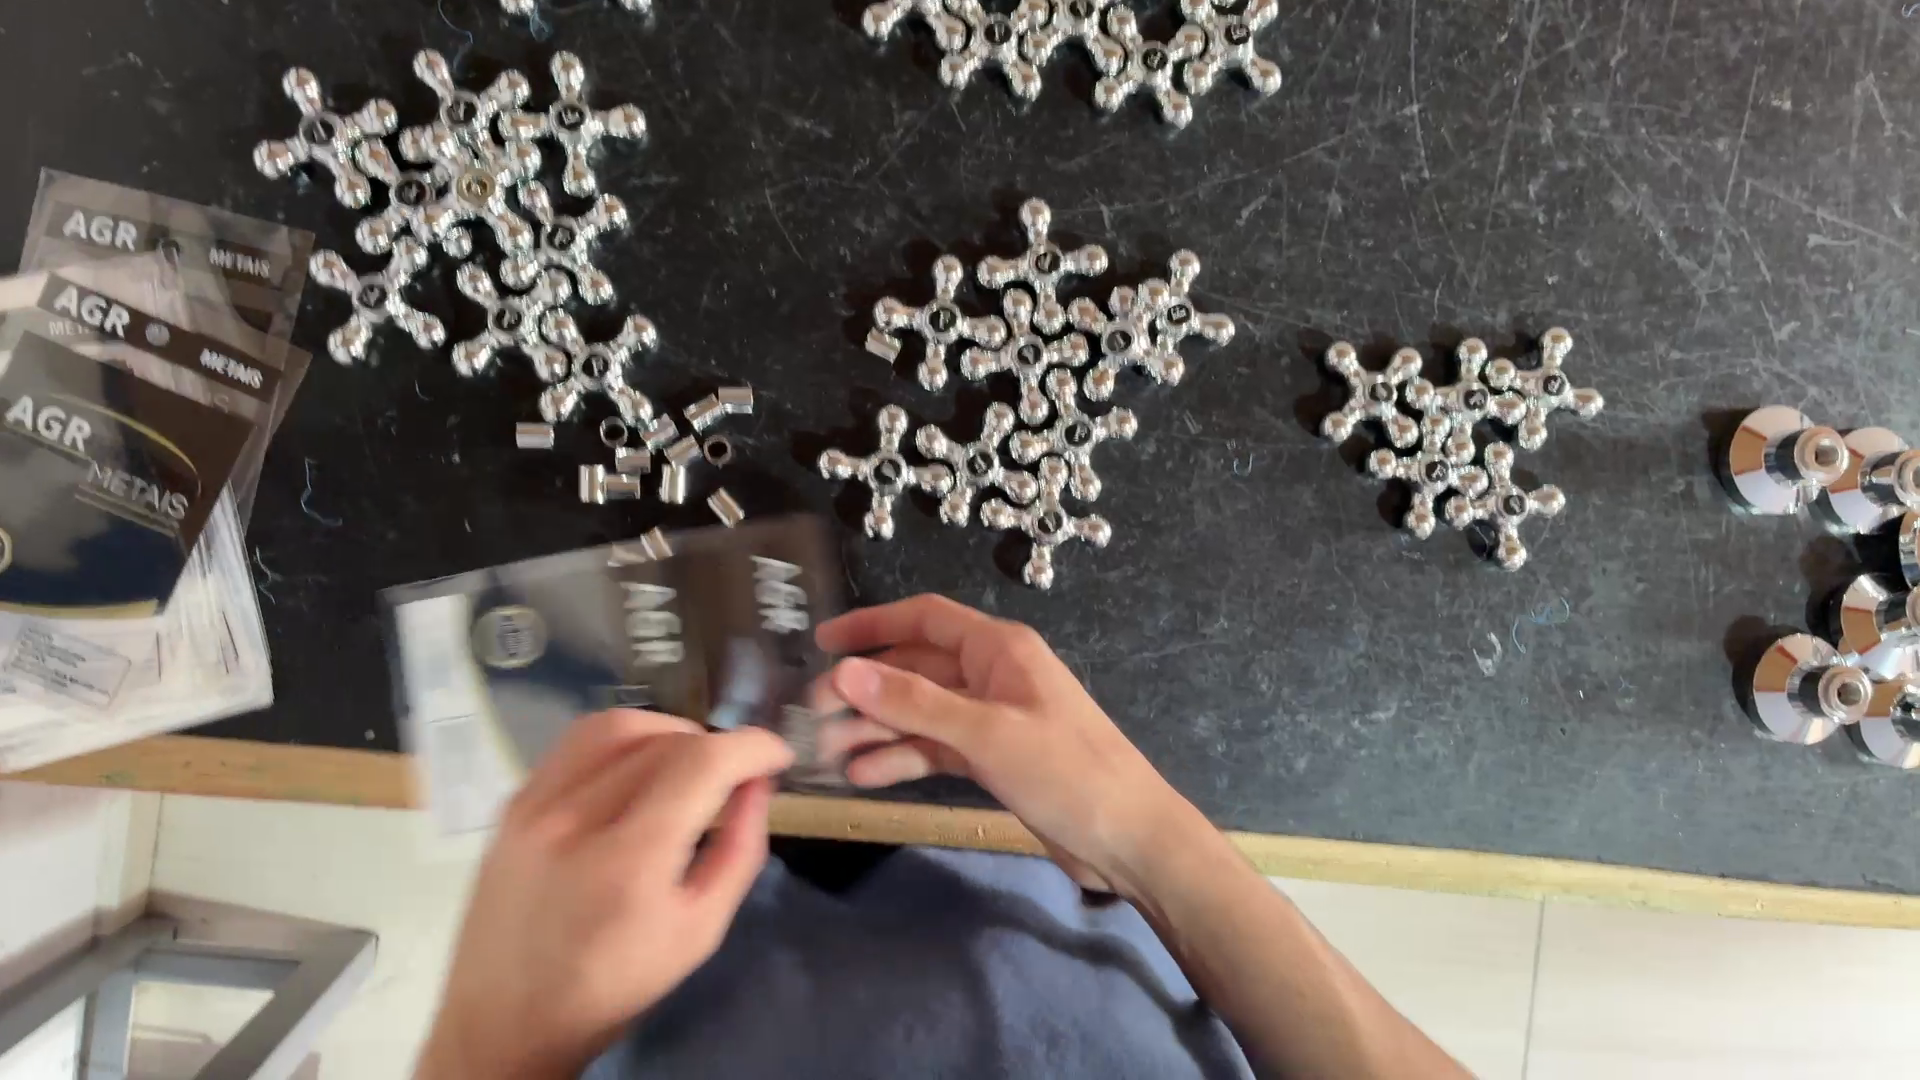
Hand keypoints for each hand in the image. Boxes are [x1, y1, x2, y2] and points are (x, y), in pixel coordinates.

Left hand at [416, 710, 792, 1079]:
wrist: (501, 1027)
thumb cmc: (614, 986)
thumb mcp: (701, 930)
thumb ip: (740, 848)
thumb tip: (758, 783)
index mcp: (629, 862)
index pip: (702, 762)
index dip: (752, 746)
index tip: (777, 757)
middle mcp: (576, 820)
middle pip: (669, 740)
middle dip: (719, 747)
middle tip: (737, 777)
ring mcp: (535, 806)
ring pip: (622, 725)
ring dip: (673, 732)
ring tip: (689, 762)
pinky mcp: (514, 803)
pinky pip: (580, 739)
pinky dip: (626, 739)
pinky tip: (639, 766)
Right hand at [815, 594, 1202, 895]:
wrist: (1128, 838)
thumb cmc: (1065, 771)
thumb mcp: (985, 733)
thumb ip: (914, 702)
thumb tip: (845, 671)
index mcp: (998, 648)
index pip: (926, 617)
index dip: (873, 623)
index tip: (823, 642)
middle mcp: (991, 673)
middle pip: (916, 669)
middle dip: (866, 690)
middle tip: (812, 716)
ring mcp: (991, 716)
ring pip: (921, 712)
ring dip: (877, 729)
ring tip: (827, 753)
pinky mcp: (992, 756)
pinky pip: (937, 747)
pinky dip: (903, 758)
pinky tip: (864, 777)